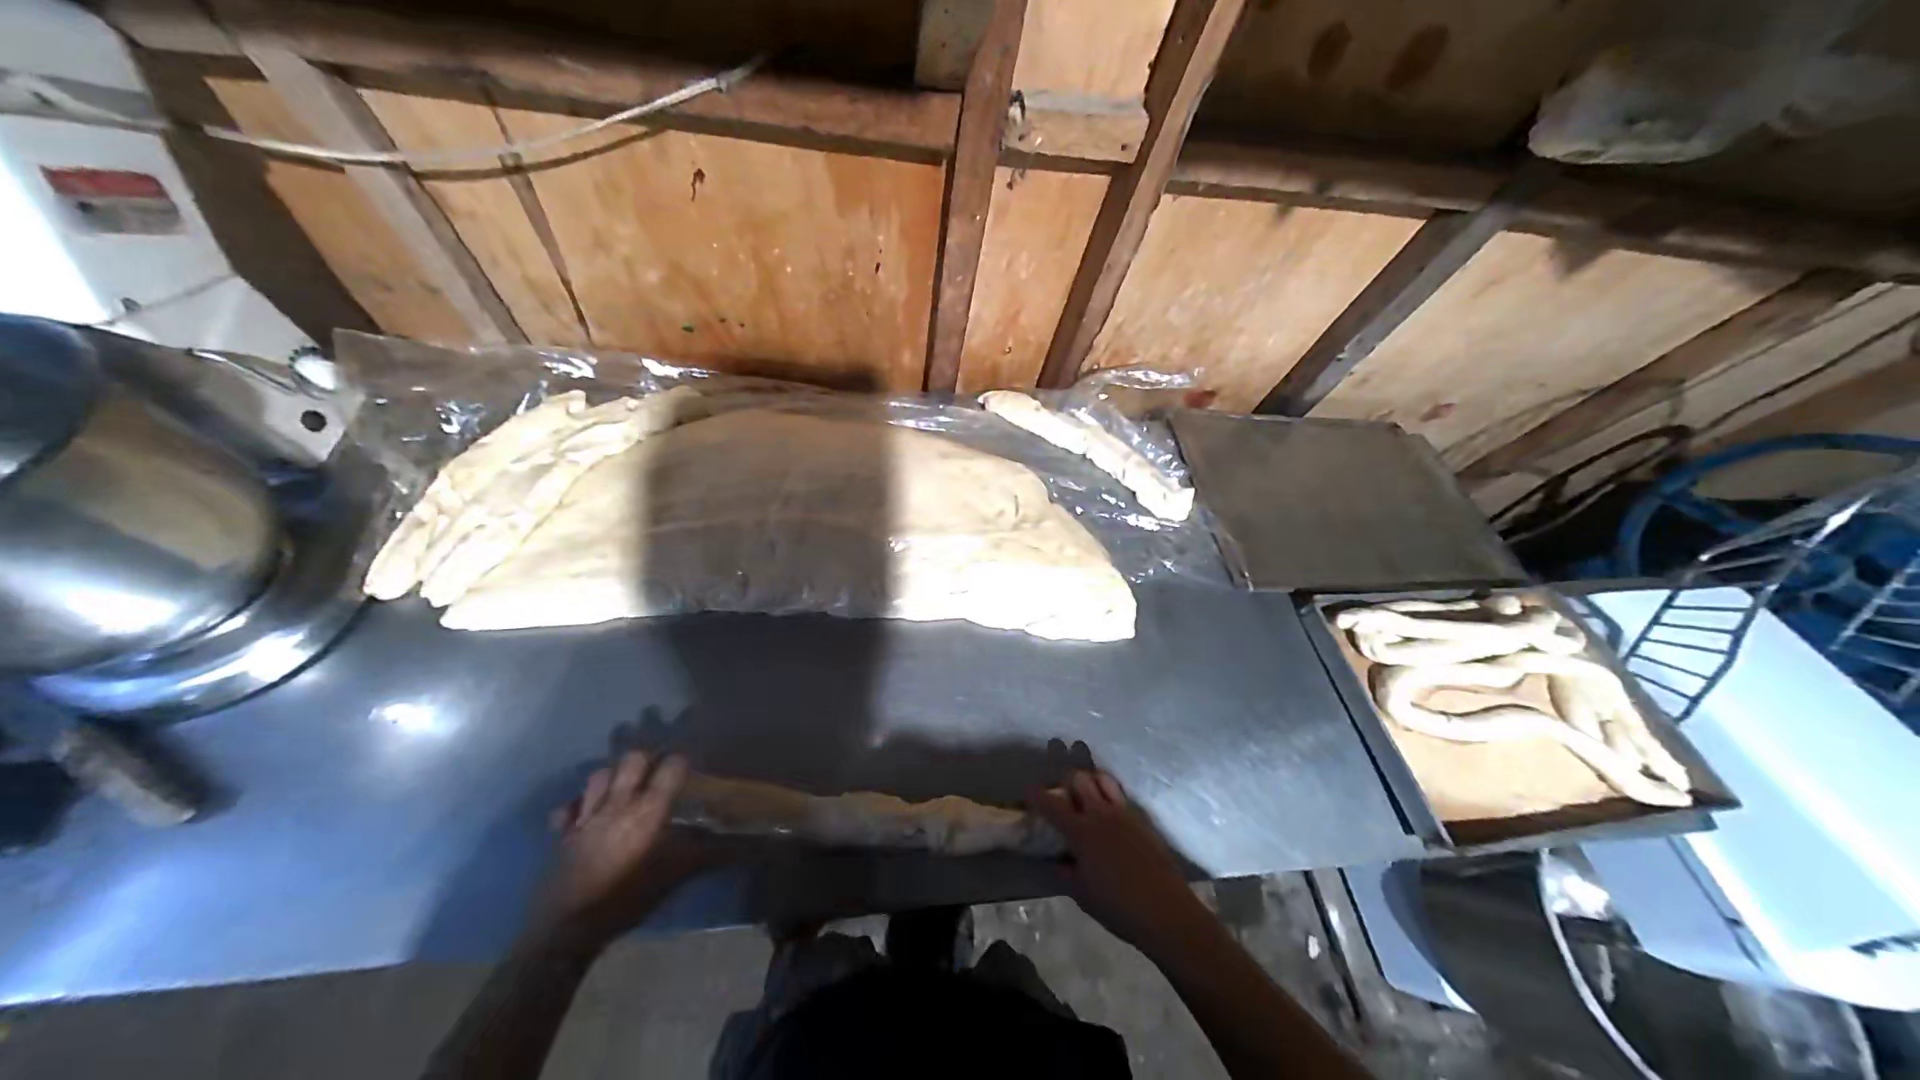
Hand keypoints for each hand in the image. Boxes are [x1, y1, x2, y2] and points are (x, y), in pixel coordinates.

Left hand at [531, 750, 709, 948]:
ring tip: (623, 785)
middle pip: (632, 759)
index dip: (681, 762)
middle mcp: (618, 802)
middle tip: (656, 771)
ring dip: (612, 775)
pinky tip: (585, 812)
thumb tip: (753, 846)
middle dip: (646, 759)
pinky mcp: (562, 833)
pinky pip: (567, 808)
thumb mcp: (677, 875)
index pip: (671, 767)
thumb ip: (711, 853)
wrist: (569, 927)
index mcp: (649, 809)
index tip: (689, 769)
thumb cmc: (628, 896)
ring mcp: (586, 815)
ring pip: (598, 775)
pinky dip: (576, 805)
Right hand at [1030, 769, 1209, 951]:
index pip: (1051, 804)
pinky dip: (1109, 794)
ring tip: (1085, 794)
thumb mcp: (1081, 893)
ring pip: (1103, 778)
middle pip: (1079, 779)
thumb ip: (1064, 870)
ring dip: (1089, 780)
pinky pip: (1121, 795)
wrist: (1166, 912)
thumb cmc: (1118, 907)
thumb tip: (1054, 858)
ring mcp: (1125, 813)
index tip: (1028, 791)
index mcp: (1081, 832)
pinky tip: (1108, 812)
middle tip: (1060, 794)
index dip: (1036, 794)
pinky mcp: (1142, 820)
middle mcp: (1101, 814)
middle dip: (1065, 781)